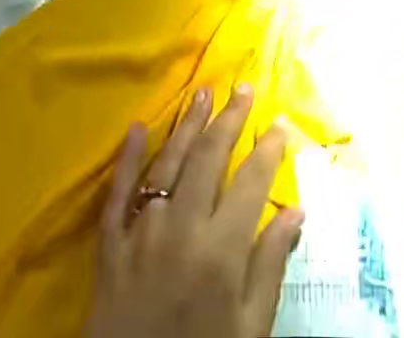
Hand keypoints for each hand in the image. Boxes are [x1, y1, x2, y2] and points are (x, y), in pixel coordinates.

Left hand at [85, 85, 304, 337]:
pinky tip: (138, 128)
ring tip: (202, 93)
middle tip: (243, 88)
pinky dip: (127, 161)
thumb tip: (295, 210)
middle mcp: (181, 230)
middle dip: (229, 120)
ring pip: (167, 166)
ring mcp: (140, 236)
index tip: (280, 123)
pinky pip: (116, 197)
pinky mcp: (108, 251)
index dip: (269, 148)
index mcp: (222, 249)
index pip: (251, 181)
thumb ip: (270, 264)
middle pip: (208, 160)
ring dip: (187, 126)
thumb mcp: (251, 326)